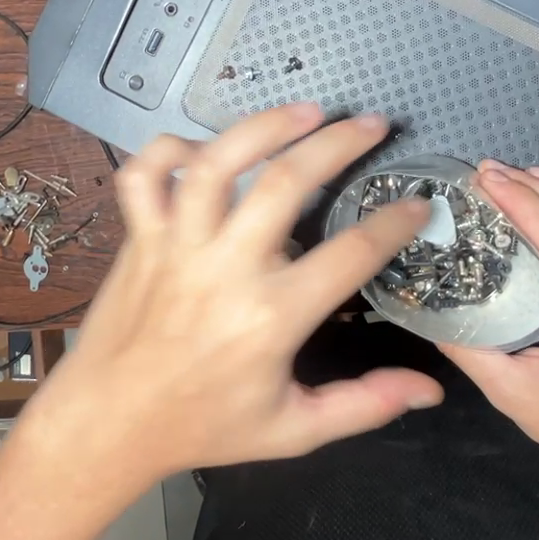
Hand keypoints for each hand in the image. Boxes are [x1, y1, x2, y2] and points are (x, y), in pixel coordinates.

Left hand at [19, 104, 442, 481]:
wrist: (108, 424)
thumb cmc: (203, 426)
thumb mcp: (293, 430)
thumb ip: (364, 405)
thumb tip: (429, 390)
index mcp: (272, 316)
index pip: (353, 254)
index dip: (396, 222)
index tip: (418, 205)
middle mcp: (225, 268)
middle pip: (287, 183)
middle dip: (339, 144)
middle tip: (372, 124)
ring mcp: (177, 246)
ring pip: (218, 163)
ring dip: (265, 126)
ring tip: (305, 109)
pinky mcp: (140, 238)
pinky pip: (145, 174)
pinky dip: (172, 149)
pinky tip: (206, 149)